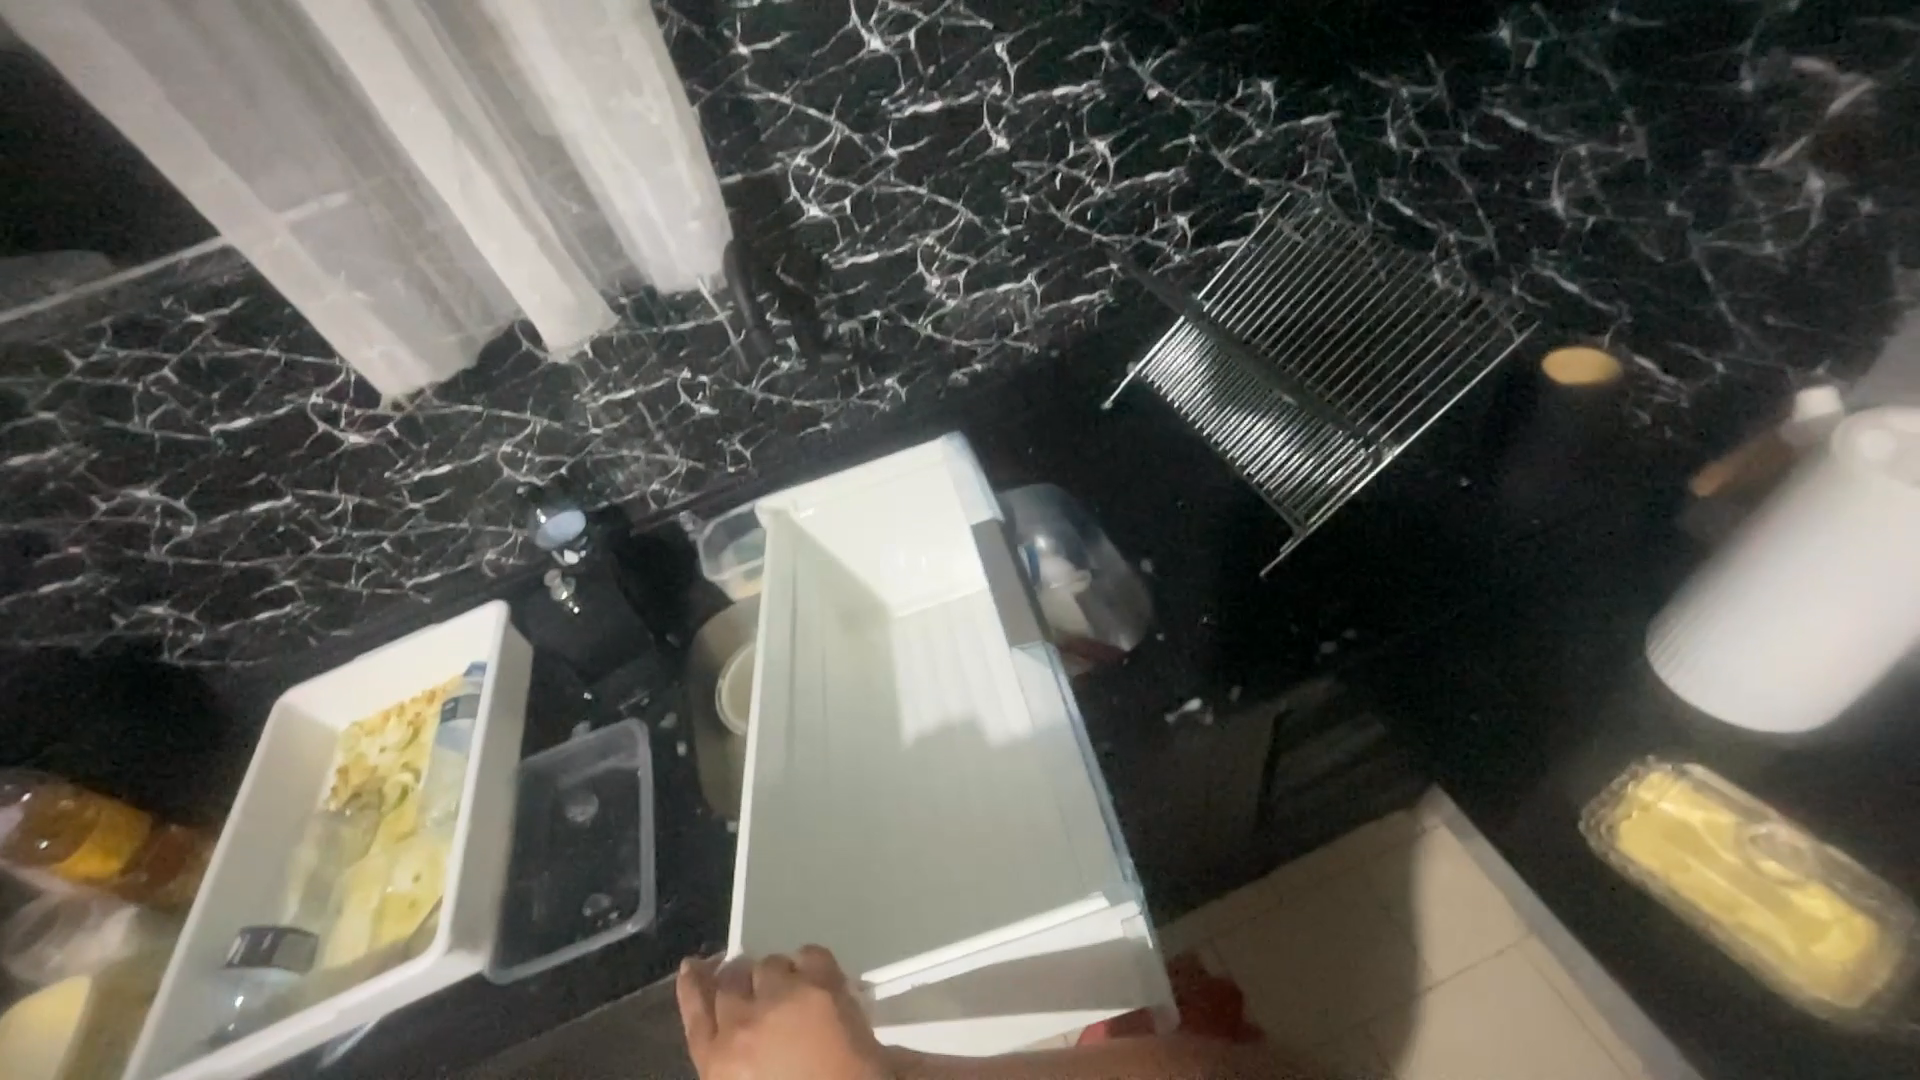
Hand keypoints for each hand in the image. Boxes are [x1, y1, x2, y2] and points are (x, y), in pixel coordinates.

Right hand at [676, 946, 891, 1079]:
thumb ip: (733, 1061)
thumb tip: (734, 1038)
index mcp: (720, 1064)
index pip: (697, 1015)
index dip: (694, 988)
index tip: (693, 967)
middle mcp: (742, 1024)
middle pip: (731, 981)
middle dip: (739, 978)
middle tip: (752, 982)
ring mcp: (782, 997)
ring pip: (769, 964)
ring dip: (776, 974)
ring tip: (791, 989)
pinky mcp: (820, 982)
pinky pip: (807, 954)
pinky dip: (809, 963)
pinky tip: (816, 977)